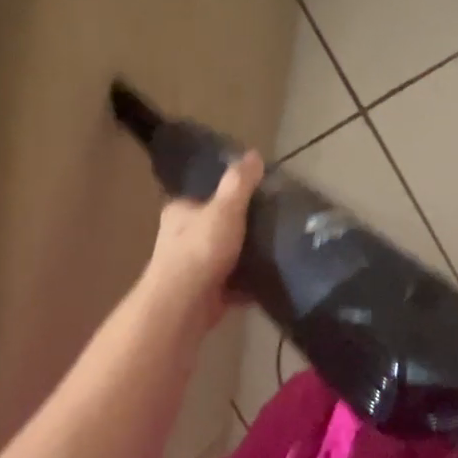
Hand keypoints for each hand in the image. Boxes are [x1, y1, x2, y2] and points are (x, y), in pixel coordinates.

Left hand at [144, 152, 263, 325]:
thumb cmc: (201, 249)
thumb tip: (253, 154)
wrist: (185, 303)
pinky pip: (232, 286)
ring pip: (224, 258)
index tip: (256, 198)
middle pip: (215, 229)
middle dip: (240, 230)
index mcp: (180, 213)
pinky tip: (270, 282)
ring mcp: (192, 269)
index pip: (203, 197)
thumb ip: (239, 183)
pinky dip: (248, 286)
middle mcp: (181, 239)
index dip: (227, 197)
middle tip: (272, 226)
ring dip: (245, 259)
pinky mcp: (206, 296)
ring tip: (277, 252)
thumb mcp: (225, 209)